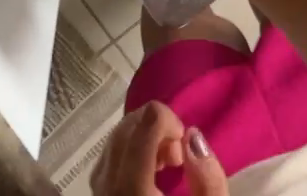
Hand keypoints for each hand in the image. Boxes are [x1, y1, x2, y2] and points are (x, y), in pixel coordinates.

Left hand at [92, 104, 226, 195]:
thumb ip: (209, 180)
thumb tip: (194, 136)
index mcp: (134, 188)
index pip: (144, 126)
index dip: (168, 118)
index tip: (185, 138)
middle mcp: (108, 186)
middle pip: (126, 128)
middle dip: (154, 126)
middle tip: (179, 150)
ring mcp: (98, 191)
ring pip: (113, 140)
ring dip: (141, 137)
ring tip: (167, 161)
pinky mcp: (96, 195)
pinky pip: (106, 158)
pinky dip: (128, 150)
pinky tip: (147, 168)